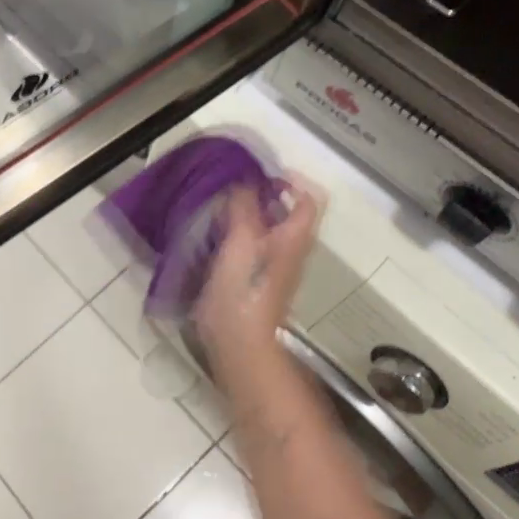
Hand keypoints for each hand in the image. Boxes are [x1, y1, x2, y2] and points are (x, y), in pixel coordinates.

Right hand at [193, 180, 326, 365]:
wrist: (240, 346)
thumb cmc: (243, 292)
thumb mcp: (241, 242)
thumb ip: (243, 207)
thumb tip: (244, 177)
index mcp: (294, 237)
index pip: (309, 198)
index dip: (290, 179)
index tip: (257, 172)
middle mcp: (290, 248)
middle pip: (285, 210)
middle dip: (260, 192)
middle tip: (228, 184)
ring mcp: (274, 265)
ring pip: (266, 227)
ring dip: (244, 211)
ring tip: (214, 205)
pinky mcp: (255, 279)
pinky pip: (250, 244)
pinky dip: (234, 232)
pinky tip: (209, 234)